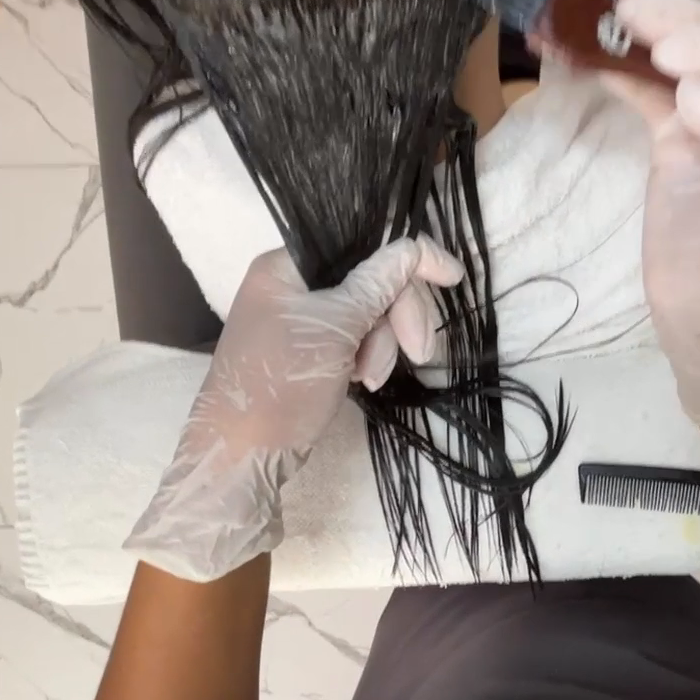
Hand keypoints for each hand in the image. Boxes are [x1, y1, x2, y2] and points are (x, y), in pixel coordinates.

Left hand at [125, 237, 464, 581]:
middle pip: (373, 283)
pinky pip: (360, 340)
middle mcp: (297, 286)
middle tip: (418, 354)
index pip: (363, 247)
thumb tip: (413, 249)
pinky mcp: (317, 351)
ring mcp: (306, 321)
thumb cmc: (282, 383)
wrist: (247, 452)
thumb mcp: (334, 329)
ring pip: (372, 316)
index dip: (409, 260)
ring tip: (371, 379)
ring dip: (383, 347)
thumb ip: (377, 285)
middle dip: (396, 320)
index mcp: (289, 266)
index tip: (452, 277)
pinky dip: (371, 359)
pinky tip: (364, 382)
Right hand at [602, 0, 699, 430]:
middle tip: (634, 13)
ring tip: (618, 13)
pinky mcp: (677, 140)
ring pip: (690, 60)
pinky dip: (629, 73)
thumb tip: (693, 90)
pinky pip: (654, 93)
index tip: (674, 62)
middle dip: (686, 22)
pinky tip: (600, 55)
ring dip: (655, 30)